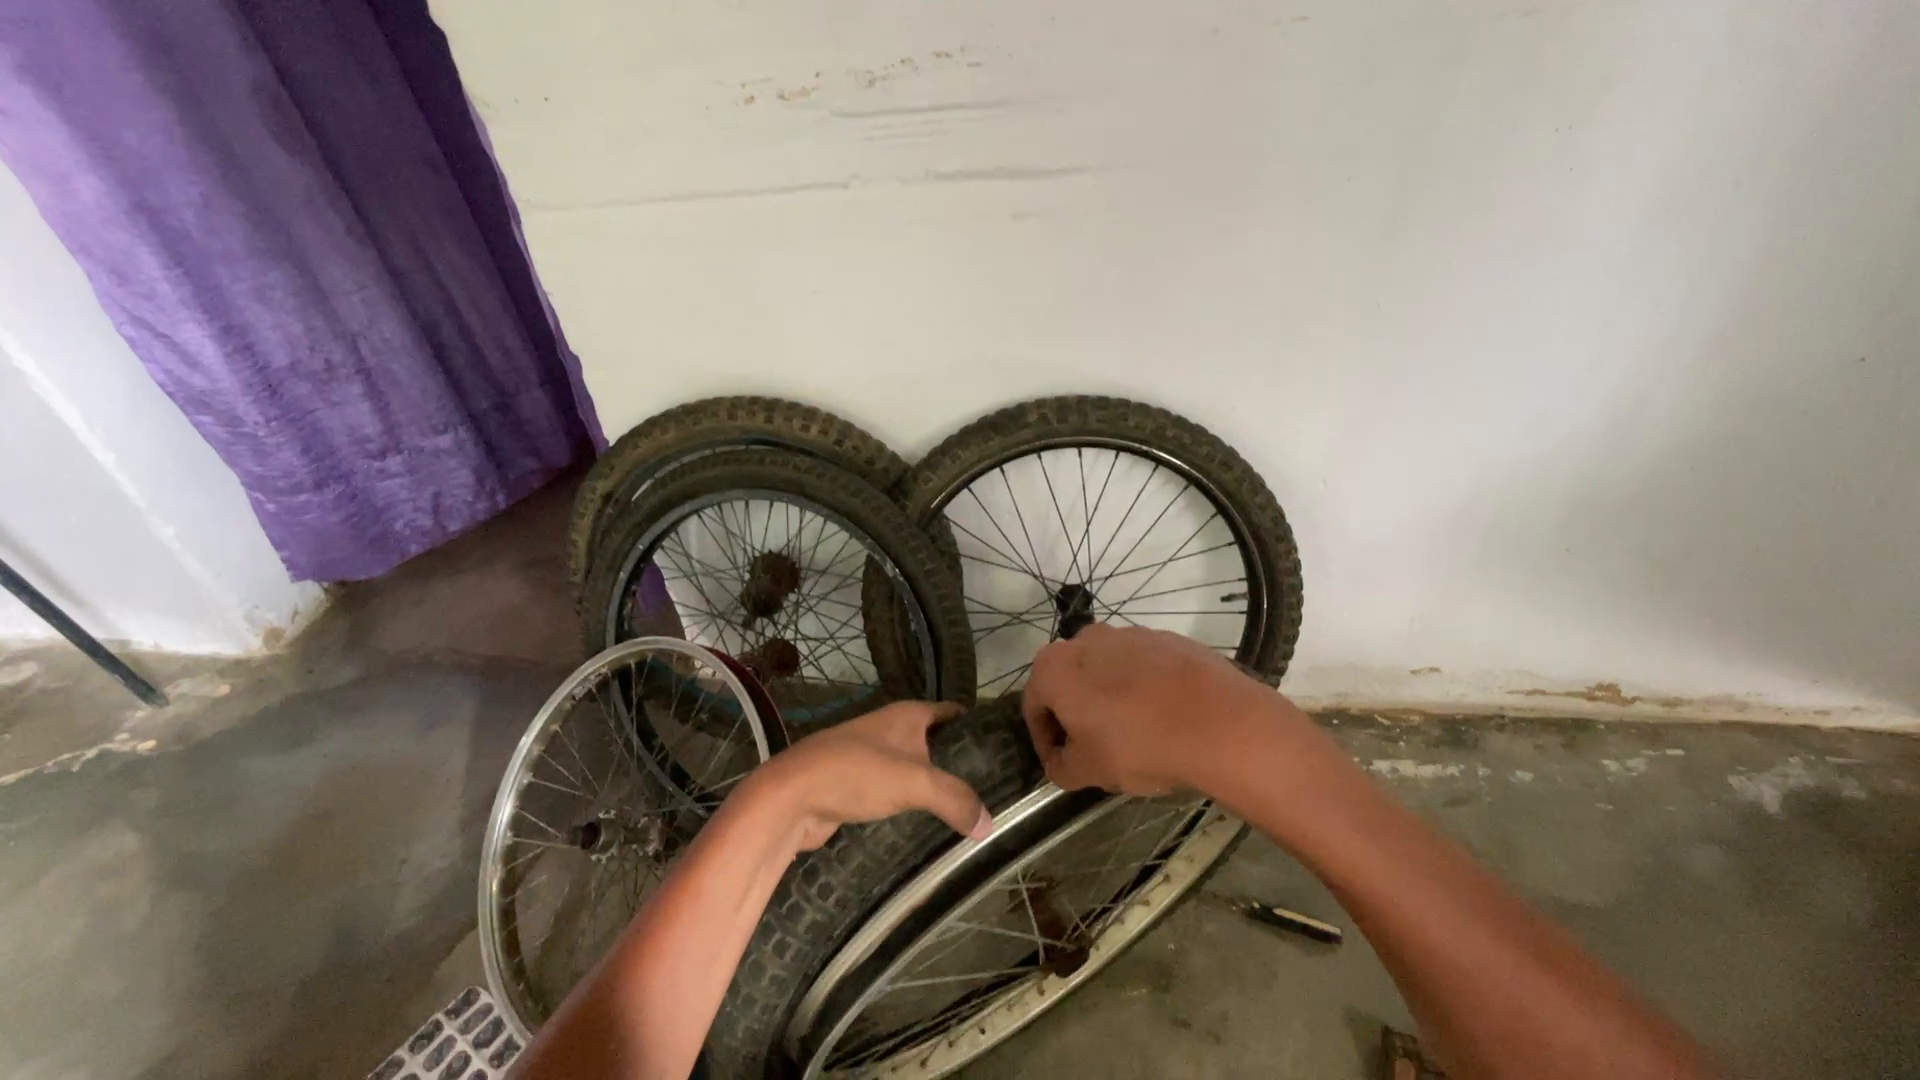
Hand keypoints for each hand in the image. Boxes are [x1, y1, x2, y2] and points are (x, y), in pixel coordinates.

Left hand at [743, 701, 992, 851]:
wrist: (790, 798)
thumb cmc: (856, 773)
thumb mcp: (915, 782)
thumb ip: (956, 799)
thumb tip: (990, 825)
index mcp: (907, 715)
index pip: (952, 712)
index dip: (977, 726)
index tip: (1004, 748)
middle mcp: (889, 729)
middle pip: (935, 743)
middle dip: (959, 764)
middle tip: (993, 789)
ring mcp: (870, 758)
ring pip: (914, 771)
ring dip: (934, 789)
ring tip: (968, 811)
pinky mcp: (855, 787)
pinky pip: (893, 794)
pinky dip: (910, 807)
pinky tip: (928, 827)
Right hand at [1021, 624, 1293, 795]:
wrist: (1221, 723)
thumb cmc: (1139, 746)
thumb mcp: (1089, 771)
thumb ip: (1061, 767)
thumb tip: (1060, 762)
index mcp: (1055, 667)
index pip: (1033, 705)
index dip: (1043, 740)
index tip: (1060, 764)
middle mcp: (1087, 639)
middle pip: (1069, 681)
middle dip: (1075, 714)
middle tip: (1093, 750)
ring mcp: (1131, 634)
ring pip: (1108, 671)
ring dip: (1110, 700)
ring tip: (1133, 737)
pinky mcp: (1170, 639)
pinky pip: (1145, 668)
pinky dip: (1144, 690)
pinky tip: (1164, 720)